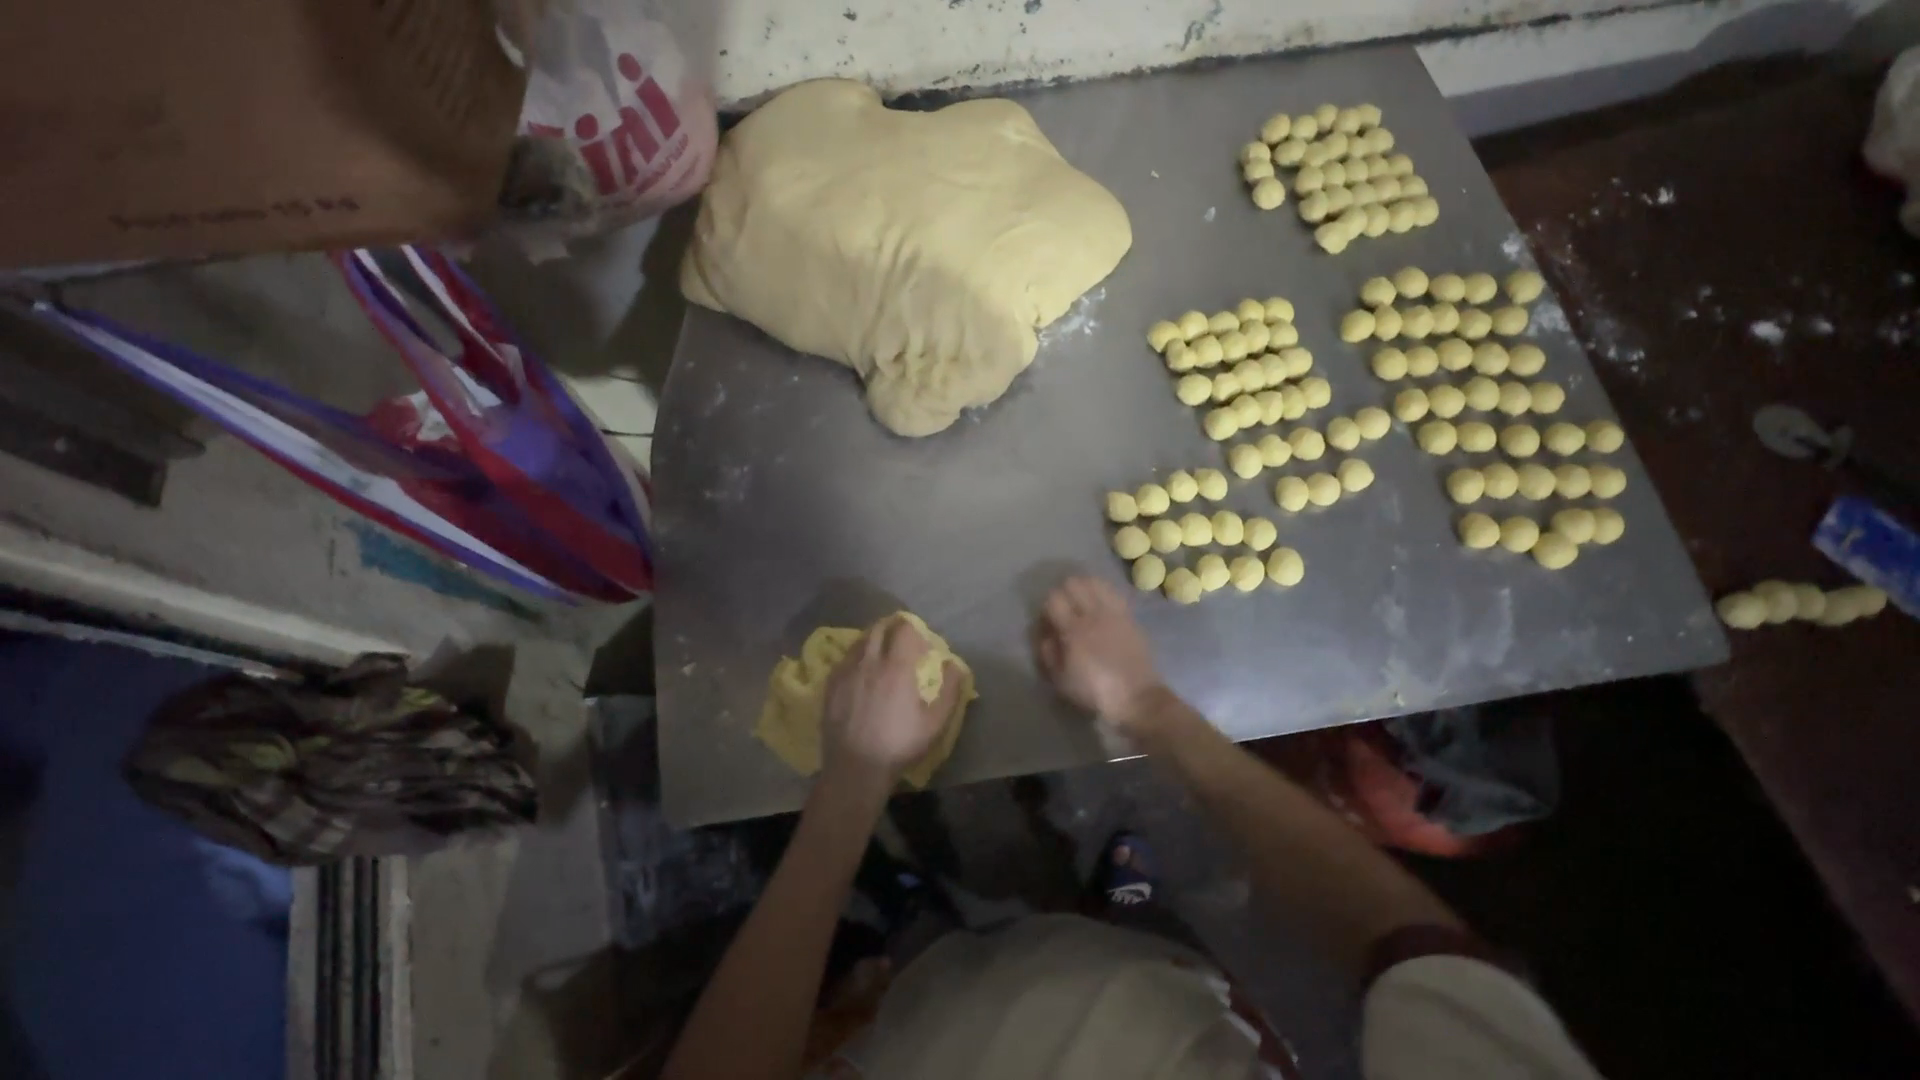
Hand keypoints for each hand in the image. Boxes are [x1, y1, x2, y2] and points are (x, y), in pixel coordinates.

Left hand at [821, 617, 962, 788]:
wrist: (855, 768)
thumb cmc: (900, 746)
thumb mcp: (936, 723)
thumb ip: (950, 690)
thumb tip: (954, 664)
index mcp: (896, 667)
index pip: (904, 629)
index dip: (915, 629)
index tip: (921, 642)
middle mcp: (869, 662)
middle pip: (879, 628)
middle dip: (892, 626)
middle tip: (902, 638)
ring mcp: (846, 672)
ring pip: (860, 641)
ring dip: (873, 639)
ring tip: (881, 651)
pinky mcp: (830, 685)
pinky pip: (844, 659)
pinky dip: (856, 656)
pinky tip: (860, 670)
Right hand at [1033, 576, 1165, 732]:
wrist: (1137, 697)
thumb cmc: (1095, 692)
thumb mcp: (1061, 680)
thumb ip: (1049, 652)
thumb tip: (1045, 634)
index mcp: (1073, 631)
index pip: (1054, 598)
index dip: (1047, 606)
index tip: (1048, 621)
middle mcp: (1093, 615)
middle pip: (1074, 583)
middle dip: (1064, 592)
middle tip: (1065, 609)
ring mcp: (1114, 613)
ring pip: (1095, 582)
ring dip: (1085, 588)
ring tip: (1083, 603)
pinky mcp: (1130, 616)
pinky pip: (1114, 593)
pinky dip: (1103, 593)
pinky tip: (1101, 606)